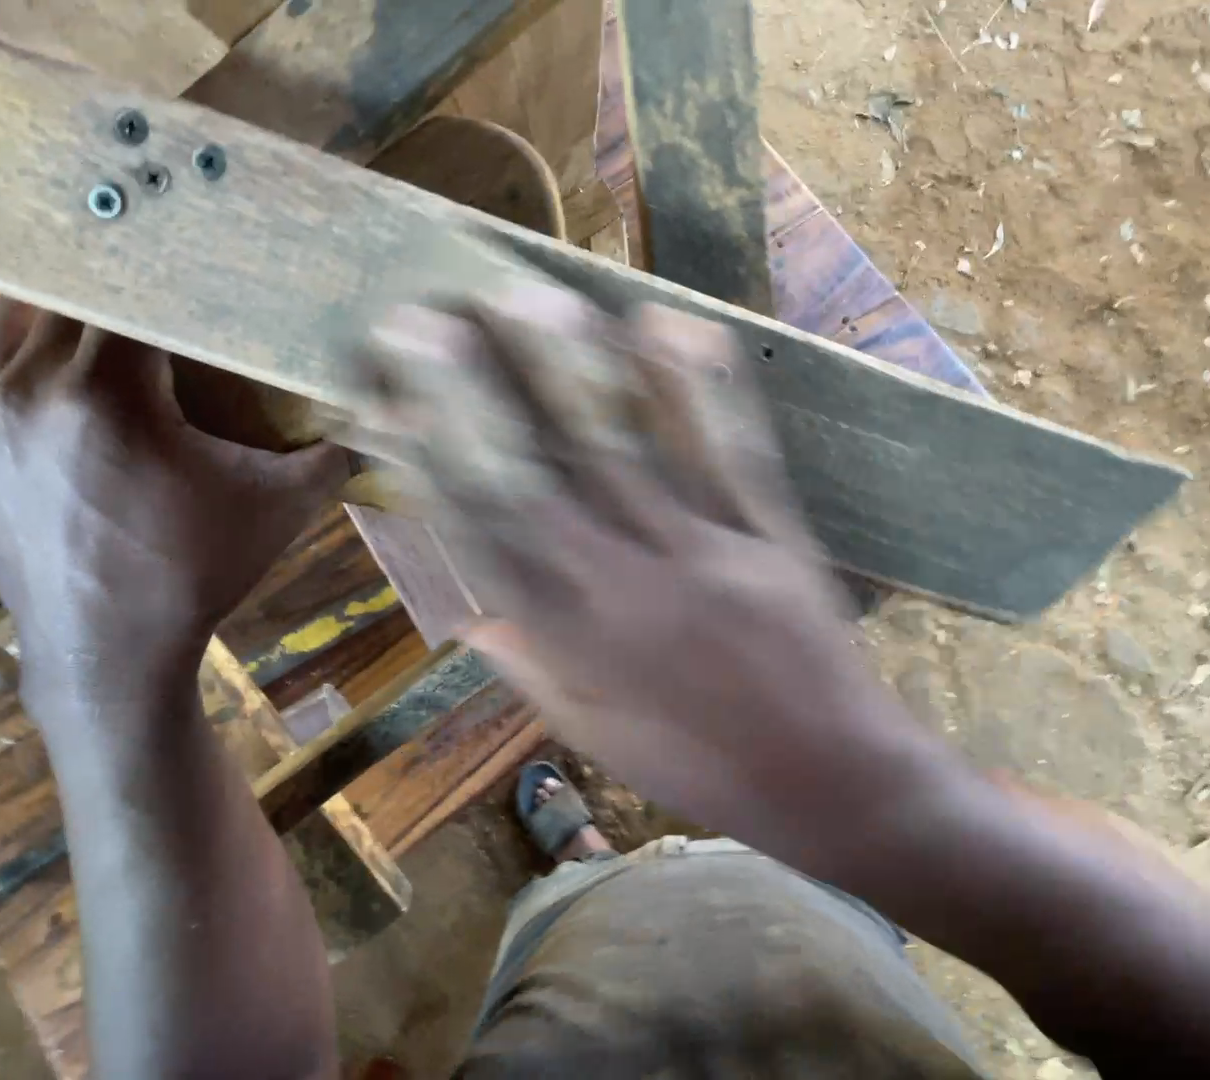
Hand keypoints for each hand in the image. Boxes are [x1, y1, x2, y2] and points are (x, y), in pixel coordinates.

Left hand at [0, 300, 347, 717]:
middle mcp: (32, 388)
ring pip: (12, 322)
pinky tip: (53, 369)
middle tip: (166, 296)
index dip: (167, 279)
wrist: (109, 652)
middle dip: (122, 291)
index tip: (200, 276)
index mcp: (110, 393)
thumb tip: (381, 427)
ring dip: (65, 316)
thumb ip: (332, 458)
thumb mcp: (280, 511)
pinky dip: (12, 350)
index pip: (130, 294)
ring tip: (113, 324)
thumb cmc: (198, 573)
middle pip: (69, 296)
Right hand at [352, 283, 925, 841]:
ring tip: (528, 295)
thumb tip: (468, 608)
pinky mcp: (769, 534)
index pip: (477, 534)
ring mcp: (700, 552)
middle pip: (532, 474)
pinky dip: (698, 386)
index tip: (383, 400)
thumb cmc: (698, 761)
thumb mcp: (593, 731)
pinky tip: (669, 324)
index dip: (423, 461)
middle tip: (424, 318)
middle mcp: (620, 586)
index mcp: (568, 640)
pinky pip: (729, 450)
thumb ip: (529, 664)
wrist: (826, 779)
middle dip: (470, 393)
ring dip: (570, 367)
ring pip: (621, 447)